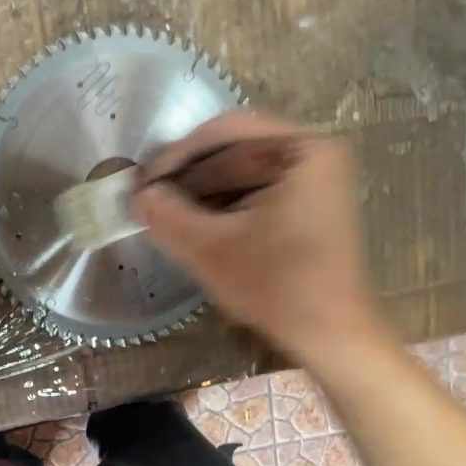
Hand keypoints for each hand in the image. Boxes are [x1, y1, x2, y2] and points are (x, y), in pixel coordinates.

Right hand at [133, 111, 383, 359]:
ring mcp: (314, 179)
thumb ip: (169, 217)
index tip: (141, 184)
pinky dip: (223, 207)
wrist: (329, 333)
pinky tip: (195, 228)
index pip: (224, 133)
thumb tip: (135, 195)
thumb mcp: (212, 250)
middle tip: (148, 200)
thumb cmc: (278, 286)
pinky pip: (255, 193)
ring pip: (242, 173)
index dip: (175, 157)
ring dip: (201, 193)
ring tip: (165, 217)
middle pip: (234, 150)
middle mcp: (314, 151)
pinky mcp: (308, 205)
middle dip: (188, 177)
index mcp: (301, 148)